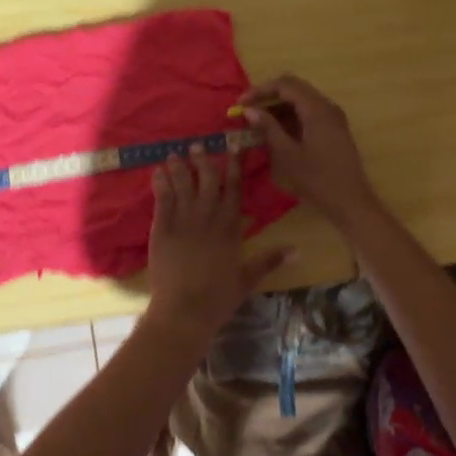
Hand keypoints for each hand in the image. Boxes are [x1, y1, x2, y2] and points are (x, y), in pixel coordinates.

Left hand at [145, 145, 290, 337]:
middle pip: (207, 182)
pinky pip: (162, 200)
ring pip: (183, 187)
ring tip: (173, 153)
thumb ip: (270, 260)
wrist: (184, 311)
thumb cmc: (218, 298)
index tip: (234, 149)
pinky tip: (157, 173)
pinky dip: (160, 185)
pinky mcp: (162, 230)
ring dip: (178, 169)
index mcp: (230, 229)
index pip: (234, 191)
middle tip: (197, 145)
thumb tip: (298, 250)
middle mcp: (208, 219)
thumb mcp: (248, 279)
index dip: (235, 168)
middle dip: (203, 161)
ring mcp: (183, 222)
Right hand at [240, 75, 379, 221]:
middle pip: (294, 89)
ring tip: (258, 123)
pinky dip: (290, 117)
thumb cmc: (317, 179)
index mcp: (316, 109)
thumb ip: (268, 128)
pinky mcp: (333, 129)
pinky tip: (276, 132)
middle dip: (268, 97)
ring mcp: (333, 117)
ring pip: (301, 101)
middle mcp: (327, 106)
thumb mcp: (287, 154)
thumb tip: (249, 110)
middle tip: (247, 111)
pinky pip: (309, 113)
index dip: (260, 90)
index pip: (285, 85)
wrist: (351, 200)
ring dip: (278, 108)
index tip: (241, 103)